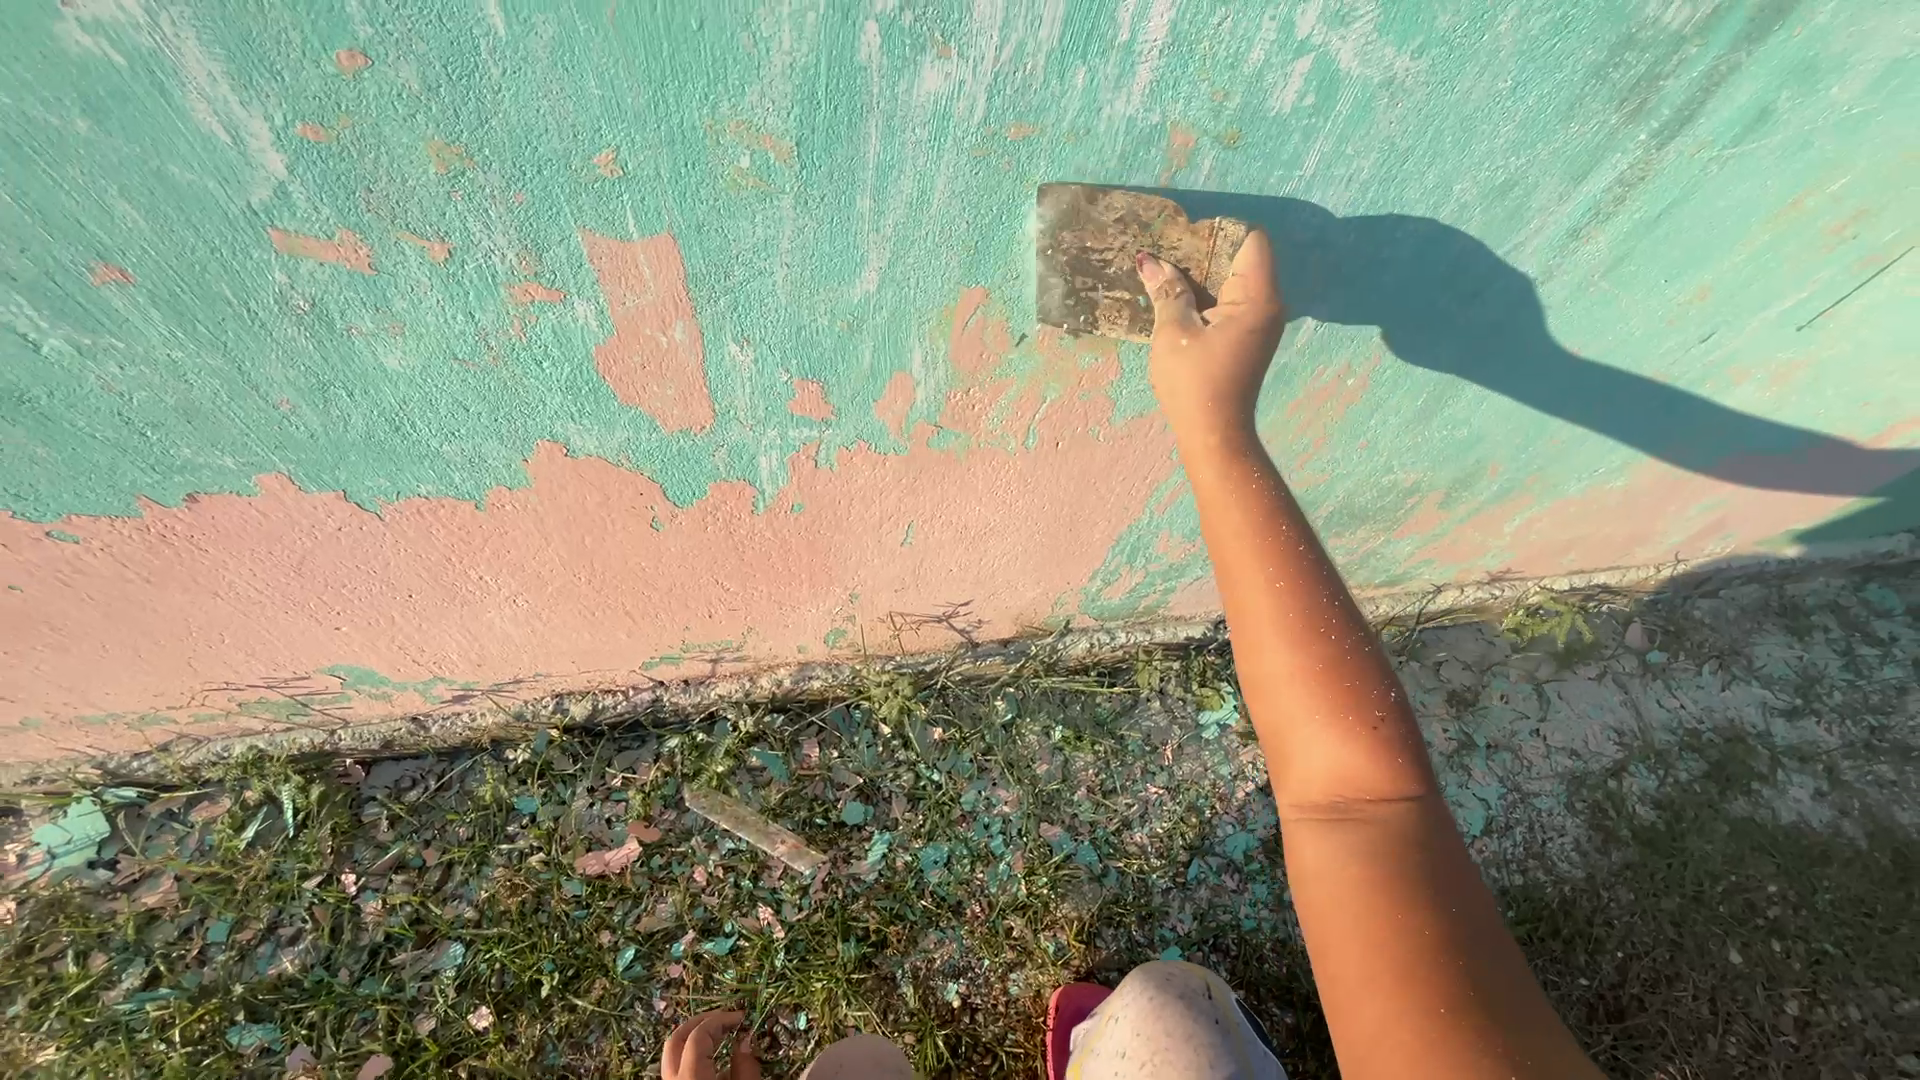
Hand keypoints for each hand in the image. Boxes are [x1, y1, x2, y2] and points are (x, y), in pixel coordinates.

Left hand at [663, 1010, 759, 1079]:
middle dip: (700, 1021)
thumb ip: (745, 1067)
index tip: (740, 1018)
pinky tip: (716, 1066)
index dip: (720, 1020)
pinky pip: (678, 1070)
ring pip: (674, 1054)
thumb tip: (746, 1041)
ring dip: (696, 1039)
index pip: (698, 1035)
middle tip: (724, 1017)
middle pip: (676, 1039)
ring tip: (721, 1036)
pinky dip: (694, 1059)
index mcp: (691, 1077)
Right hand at [1137, 229, 1285, 438]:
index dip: (1217, 231)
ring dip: (1201, 275)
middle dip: (1203, 251)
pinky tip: (1176, 299)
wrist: (1213, 434)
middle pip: (1241, 258)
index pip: (1250, 239)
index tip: (1182, 239)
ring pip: (1233, 281)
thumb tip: (1151, 262)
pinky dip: (1205, 296)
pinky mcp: (1247, 338)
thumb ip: (1167, 291)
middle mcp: (1267, 304)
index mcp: (1257, 297)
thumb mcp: (1173, 333)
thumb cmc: (1194, 383)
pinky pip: (1229, 302)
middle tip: (1166, 251)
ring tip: (1165, 273)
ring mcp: (1259, 322)